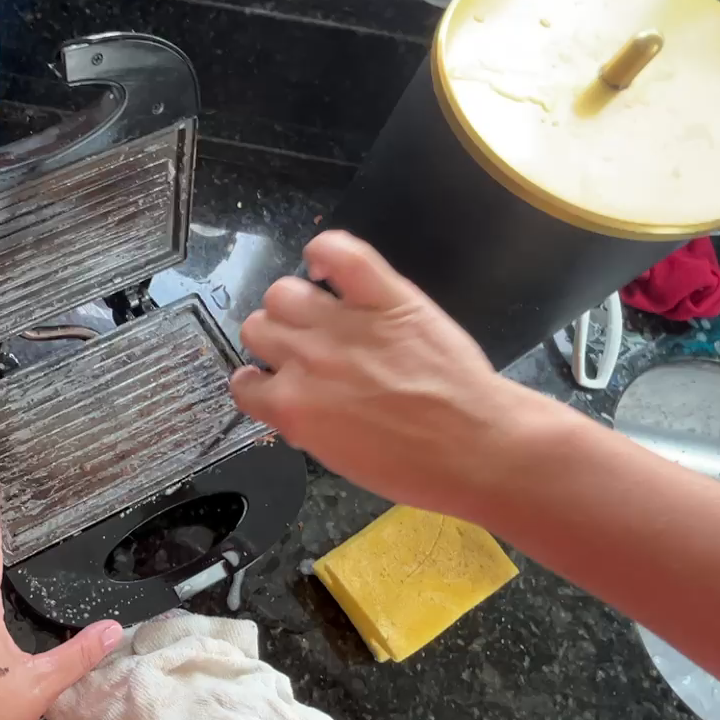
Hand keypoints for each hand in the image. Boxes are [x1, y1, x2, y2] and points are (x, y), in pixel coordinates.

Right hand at [230, 230, 572, 518]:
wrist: (477, 450)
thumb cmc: (411, 467)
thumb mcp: (335, 459)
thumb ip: (301, 422)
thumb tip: (292, 402)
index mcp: (290, 407)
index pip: (243, 383)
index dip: (258, 384)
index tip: (277, 385)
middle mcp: (304, 360)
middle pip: (255, 328)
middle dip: (274, 342)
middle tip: (304, 352)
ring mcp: (343, 324)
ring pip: (281, 292)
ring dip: (293, 305)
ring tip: (319, 314)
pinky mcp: (383, 297)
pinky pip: (338, 251)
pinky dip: (326, 252)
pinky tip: (329, 268)